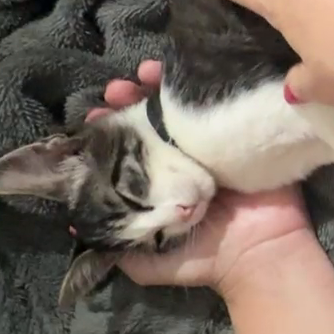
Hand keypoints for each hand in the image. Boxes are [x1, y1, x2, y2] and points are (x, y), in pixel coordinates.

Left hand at [88, 61, 314, 295]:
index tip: (95, 115)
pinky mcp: (240, 134)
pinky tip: (182, 72)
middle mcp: (181, 160)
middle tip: (115, 90)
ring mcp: (212, 145)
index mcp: (157, 184)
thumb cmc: (204, 258)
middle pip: (150, 122)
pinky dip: (202, 86)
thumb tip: (71, 222)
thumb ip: (115, 241)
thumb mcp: (144, 261)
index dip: (108, 131)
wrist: (261, 251)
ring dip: (159, 88)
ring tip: (142, 74)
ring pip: (181, 108)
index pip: (126, 150)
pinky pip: (219, 104)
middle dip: (129, 102)